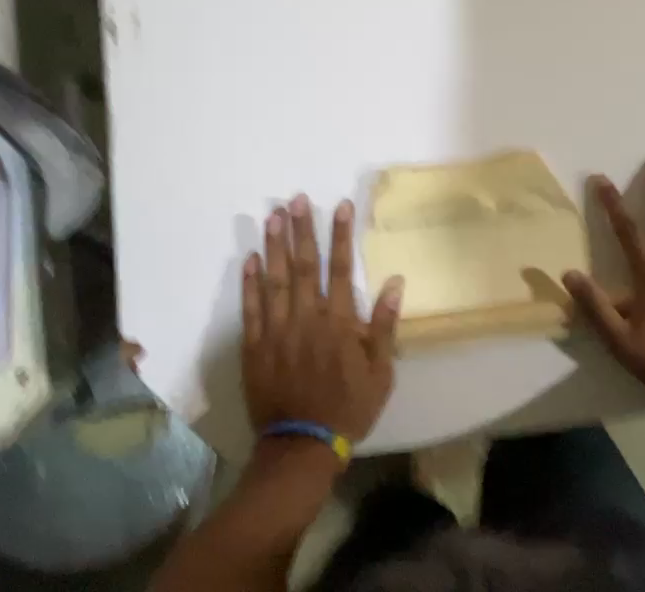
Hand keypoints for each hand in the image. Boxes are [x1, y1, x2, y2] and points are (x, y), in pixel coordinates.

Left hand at [242, 195, 404, 442]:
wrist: (303, 445)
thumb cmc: (348, 407)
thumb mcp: (381, 372)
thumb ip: (384, 325)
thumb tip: (395, 283)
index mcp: (339, 323)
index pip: (340, 268)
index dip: (340, 235)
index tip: (340, 205)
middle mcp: (307, 318)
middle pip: (305, 265)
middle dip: (302, 229)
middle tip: (295, 199)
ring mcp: (277, 330)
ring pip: (276, 279)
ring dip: (274, 246)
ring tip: (272, 217)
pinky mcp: (255, 345)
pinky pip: (251, 308)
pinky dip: (250, 282)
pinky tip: (249, 259)